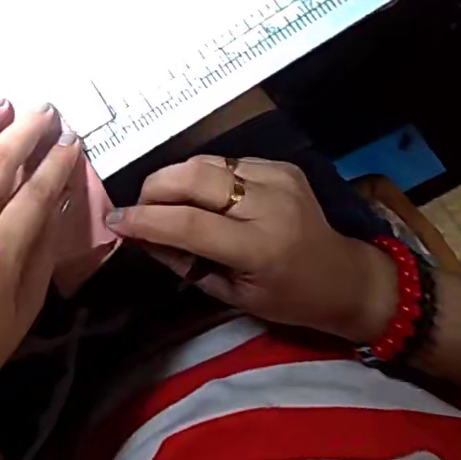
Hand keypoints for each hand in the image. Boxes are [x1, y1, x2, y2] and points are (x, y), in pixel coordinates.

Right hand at [106, 156, 398, 343]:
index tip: (115, 220)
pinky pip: (227, 162)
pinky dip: (205, 177)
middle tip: (138, 207)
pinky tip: (204, 196)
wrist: (345, 276)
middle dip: (155, 187)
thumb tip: (141, 235)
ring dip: (175, 178)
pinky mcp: (282, 165)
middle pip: (195, 176)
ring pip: (207, 161)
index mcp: (260, 248)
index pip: (189, 223)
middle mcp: (270, 204)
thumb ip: (185, 261)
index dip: (145, 219)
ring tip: (163, 200)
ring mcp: (279, 177)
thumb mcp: (232, 294)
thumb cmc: (287, 298)